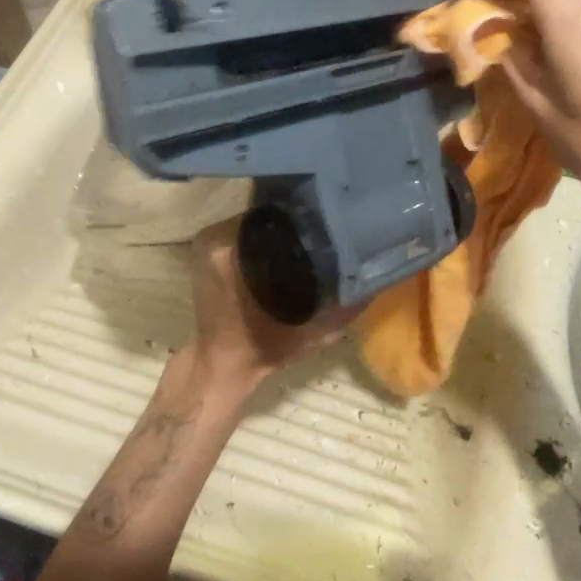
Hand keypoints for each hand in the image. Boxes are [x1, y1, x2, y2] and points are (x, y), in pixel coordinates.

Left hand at [185, 216, 355, 393]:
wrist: (221, 364)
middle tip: (322, 228)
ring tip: (306, 233)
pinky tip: (282, 242)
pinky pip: (239, 229)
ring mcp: (206, 240)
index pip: (279, 217)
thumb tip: (378, 279)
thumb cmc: (264, 348)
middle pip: (266, 216)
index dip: (305, 219)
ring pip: (253, 221)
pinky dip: (259, 234)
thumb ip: (344, 307)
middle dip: (292, 221)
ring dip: (276, 227)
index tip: (328, 224)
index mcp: (234, 252)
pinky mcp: (203, 245)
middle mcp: (217, 239)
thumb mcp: (312, 332)